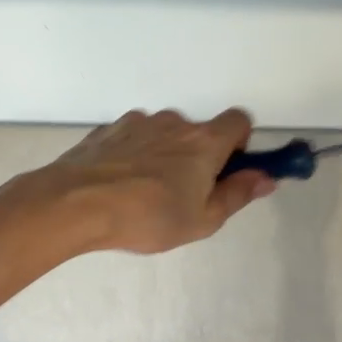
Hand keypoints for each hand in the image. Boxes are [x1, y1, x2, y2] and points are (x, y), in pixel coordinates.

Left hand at [35, 108, 274, 254]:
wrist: (75, 203)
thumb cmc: (147, 217)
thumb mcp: (202, 220)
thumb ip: (237, 195)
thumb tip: (265, 177)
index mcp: (204, 141)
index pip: (240, 121)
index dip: (240, 143)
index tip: (227, 171)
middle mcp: (173, 122)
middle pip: (197, 131)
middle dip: (195, 157)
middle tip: (180, 195)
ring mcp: (136, 123)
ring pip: (161, 135)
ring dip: (160, 156)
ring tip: (140, 194)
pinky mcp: (105, 131)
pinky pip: (130, 140)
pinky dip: (130, 156)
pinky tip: (115, 185)